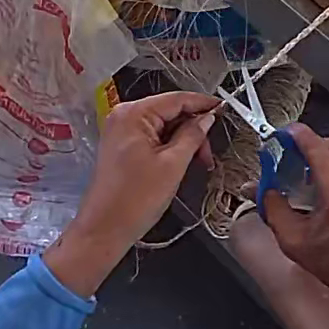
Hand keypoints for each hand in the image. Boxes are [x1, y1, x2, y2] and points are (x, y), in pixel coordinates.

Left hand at [43, 91, 218, 296]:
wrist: (104, 229)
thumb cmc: (136, 199)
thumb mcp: (173, 164)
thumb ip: (193, 135)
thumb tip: (208, 118)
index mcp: (134, 114)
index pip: (176, 99)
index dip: (203, 103)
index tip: (224, 109)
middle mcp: (124, 115)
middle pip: (170, 110)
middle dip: (194, 128)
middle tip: (209, 152)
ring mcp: (121, 129)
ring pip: (163, 124)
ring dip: (184, 139)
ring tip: (198, 162)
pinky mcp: (121, 144)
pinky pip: (152, 135)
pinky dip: (170, 145)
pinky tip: (182, 160)